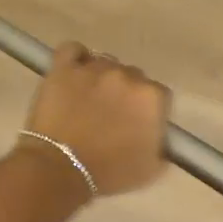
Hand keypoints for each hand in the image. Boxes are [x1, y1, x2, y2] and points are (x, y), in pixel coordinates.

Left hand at [20, 42, 170, 195]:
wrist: (60, 167)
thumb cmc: (108, 172)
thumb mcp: (151, 168)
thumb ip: (162, 145)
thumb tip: (157, 134)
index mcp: (151, 97)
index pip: (157, 93)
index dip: (145, 108)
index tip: (134, 122)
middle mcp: (126, 75)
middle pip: (130, 76)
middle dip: (122, 93)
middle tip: (108, 114)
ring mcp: (93, 68)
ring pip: (102, 63)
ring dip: (99, 77)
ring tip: (86, 97)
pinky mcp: (63, 67)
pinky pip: (72, 50)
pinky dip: (74, 57)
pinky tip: (73, 71)